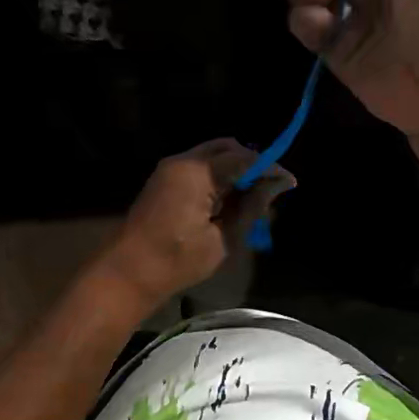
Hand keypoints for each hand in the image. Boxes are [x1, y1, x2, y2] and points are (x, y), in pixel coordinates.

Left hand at [96, 139, 294, 304]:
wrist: (128, 271)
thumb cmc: (177, 259)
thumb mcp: (223, 238)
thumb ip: (251, 207)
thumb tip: (276, 186)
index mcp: (197, 172)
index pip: (244, 158)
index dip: (270, 168)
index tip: (290, 183)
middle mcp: (182, 161)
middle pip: (226, 148)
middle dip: (252, 163)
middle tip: (270, 188)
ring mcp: (169, 168)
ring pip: (212, 155)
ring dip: (234, 169)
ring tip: (252, 197)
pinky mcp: (163, 180)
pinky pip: (198, 166)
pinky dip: (218, 176)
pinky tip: (229, 200)